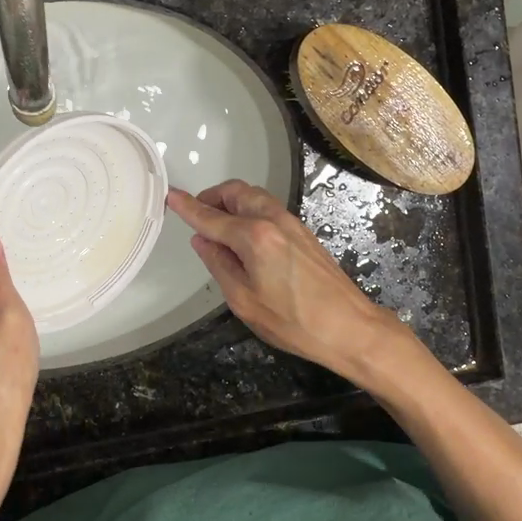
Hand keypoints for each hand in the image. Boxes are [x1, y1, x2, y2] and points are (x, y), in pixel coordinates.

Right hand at [167, 181, 421, 385]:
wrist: (350, 328)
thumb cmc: (293, 321)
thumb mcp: (243, 300)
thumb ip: (219, 265)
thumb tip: (202, 241)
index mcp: (254, 236)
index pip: (211, 217)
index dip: (188, 208)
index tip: (171, 196)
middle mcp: (273, 220)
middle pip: (236, 192)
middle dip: (212, 197)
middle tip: (197, 215)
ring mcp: (292, 224)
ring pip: (254, 197)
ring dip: (232, 203)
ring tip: (217, 226)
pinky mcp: (303, 233)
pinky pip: (268, 209)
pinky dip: (249, 211)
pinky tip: (243, 236)